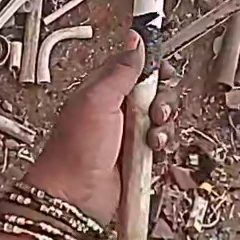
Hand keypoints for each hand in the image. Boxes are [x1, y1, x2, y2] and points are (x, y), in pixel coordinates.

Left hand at [24, 32, 174, 224]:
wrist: (75, 197)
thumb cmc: (75, 149)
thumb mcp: (98, 100)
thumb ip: (120, 71)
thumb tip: (135, 42)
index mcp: (104, 88)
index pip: (135, 65)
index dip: (153, 66)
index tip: (164, 71)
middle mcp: (118, 108)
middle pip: (156, 92)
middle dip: (162, 100)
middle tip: (154, 111)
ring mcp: (129, 133)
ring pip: (162, 119)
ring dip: (163, 127)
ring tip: (151, 137)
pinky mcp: (139, 156)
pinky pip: (163, 144)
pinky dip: (162, 148)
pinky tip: (152, 153)